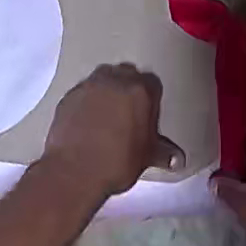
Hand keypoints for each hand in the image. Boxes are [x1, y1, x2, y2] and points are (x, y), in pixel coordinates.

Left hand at [39, 64, 182, 196]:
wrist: (73, 172)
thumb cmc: (118, 161)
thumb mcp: (147, 157)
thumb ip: (164, 153)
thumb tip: (178, 160)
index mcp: (141, 91)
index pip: (152, 83)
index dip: (151, 96)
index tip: (148, 111)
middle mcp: (115, 81)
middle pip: (127, 73)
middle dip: (129, 86)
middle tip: (129, 109)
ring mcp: (89, 87)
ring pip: (103, 78)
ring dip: (107, 89)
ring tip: (107, 111)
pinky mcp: (67, 97)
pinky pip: (82, 92)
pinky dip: (86, 101)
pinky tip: (87, 119)